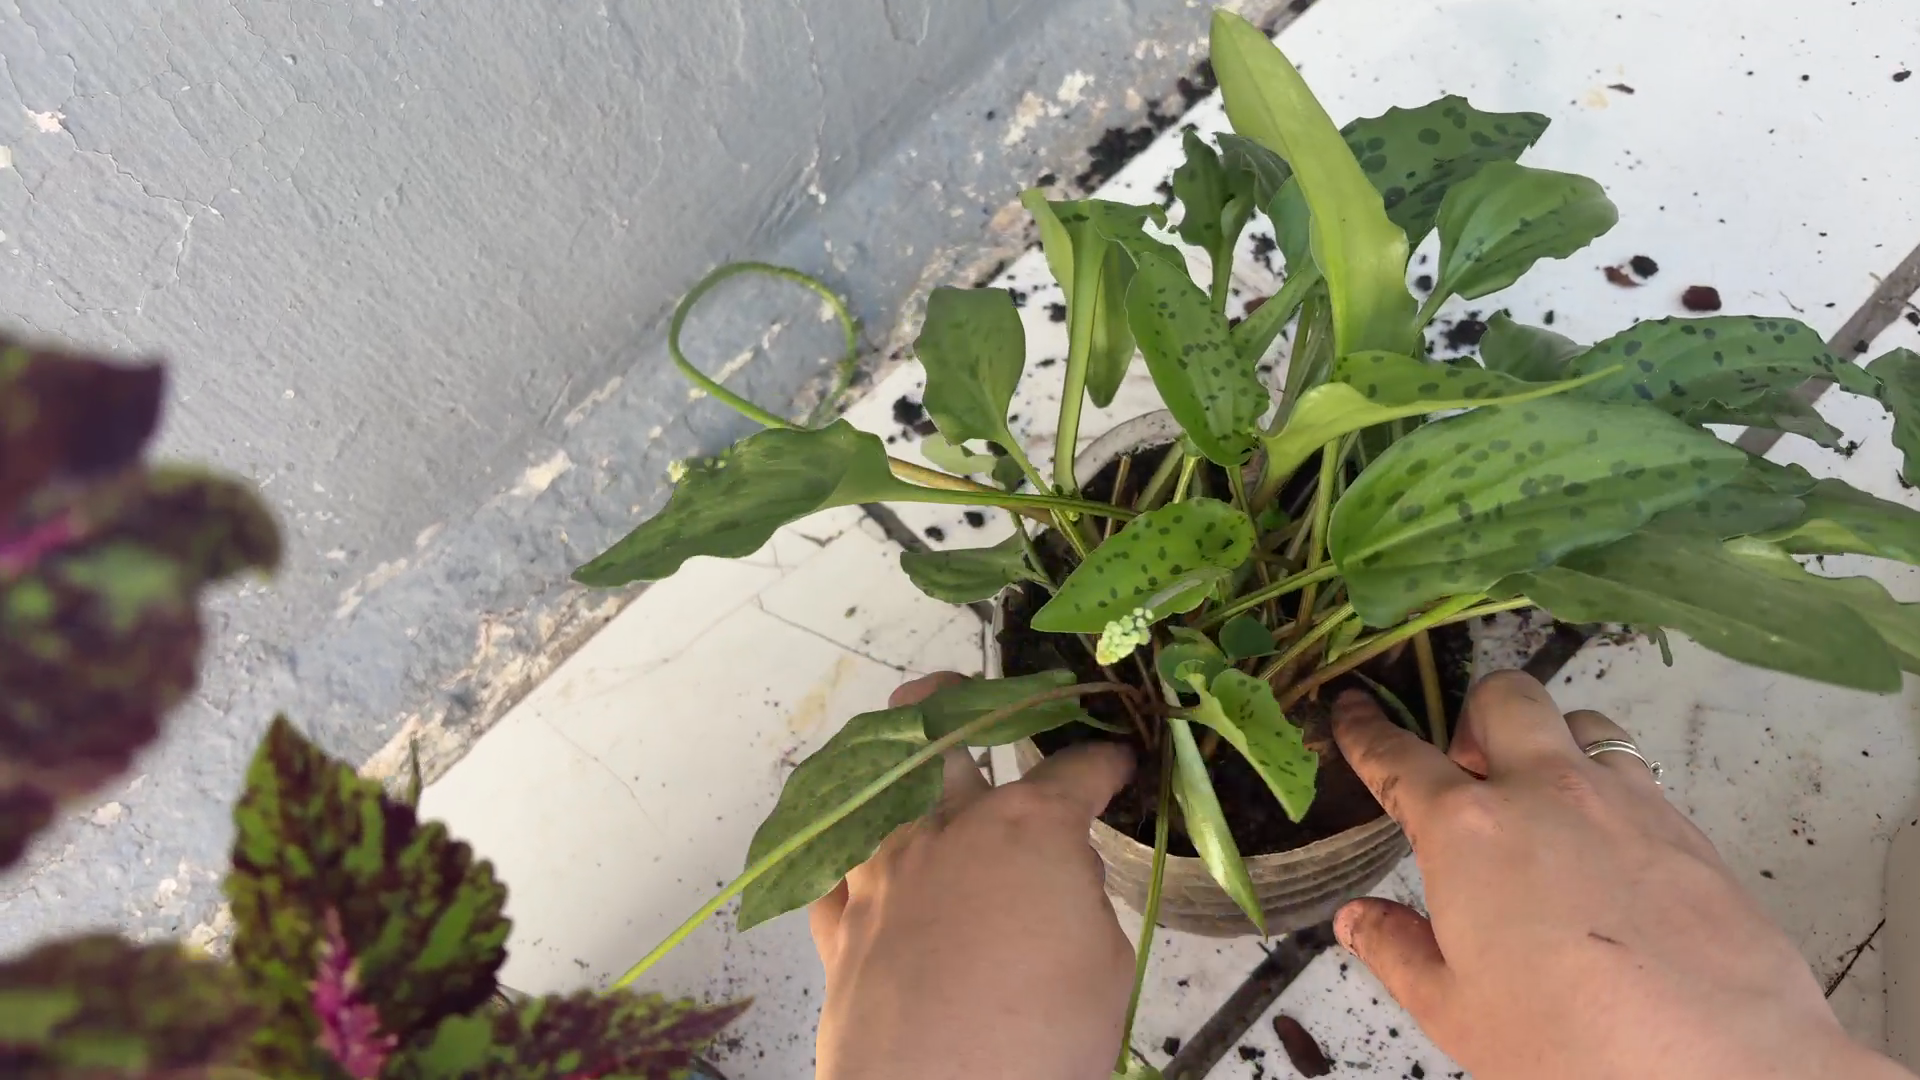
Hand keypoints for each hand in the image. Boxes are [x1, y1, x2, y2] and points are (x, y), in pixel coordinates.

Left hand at [810, 673, 1136, 1079]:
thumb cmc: (1046, 1035)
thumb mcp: (1104, 961)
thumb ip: (1078, 896)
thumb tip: (1057, 874)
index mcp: (1027, 828)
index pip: (1078, 770)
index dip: (1106, 759)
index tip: (1119, 758)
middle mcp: (947, 827)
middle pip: (945, 726)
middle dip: (967, 695)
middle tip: (979, 693)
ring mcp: (884, 868)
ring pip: (874, 777)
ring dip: (892, 751)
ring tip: (907, 749)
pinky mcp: (843, 922)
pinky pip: (832, 866)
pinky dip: (850, 850)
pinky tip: (859, 852)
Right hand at [1331, 671, 1909, 1079]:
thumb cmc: (1566, 1043)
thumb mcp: (1454, 1010)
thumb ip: (1394, 950)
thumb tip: (1355, 918)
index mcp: (1464, 827)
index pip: (1394, 755)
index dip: (1363, 727)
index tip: (1352, 706)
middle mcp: (1538, 791)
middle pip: (1503, 696)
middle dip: (1474, 715)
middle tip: (1471, 772)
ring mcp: (1621, 803)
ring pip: (1581, 721)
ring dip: (1549, 745)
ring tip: (1547, 803)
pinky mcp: (1689, 833)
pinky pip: (1636, 777)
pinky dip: (1606, 792)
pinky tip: (1609, 855)